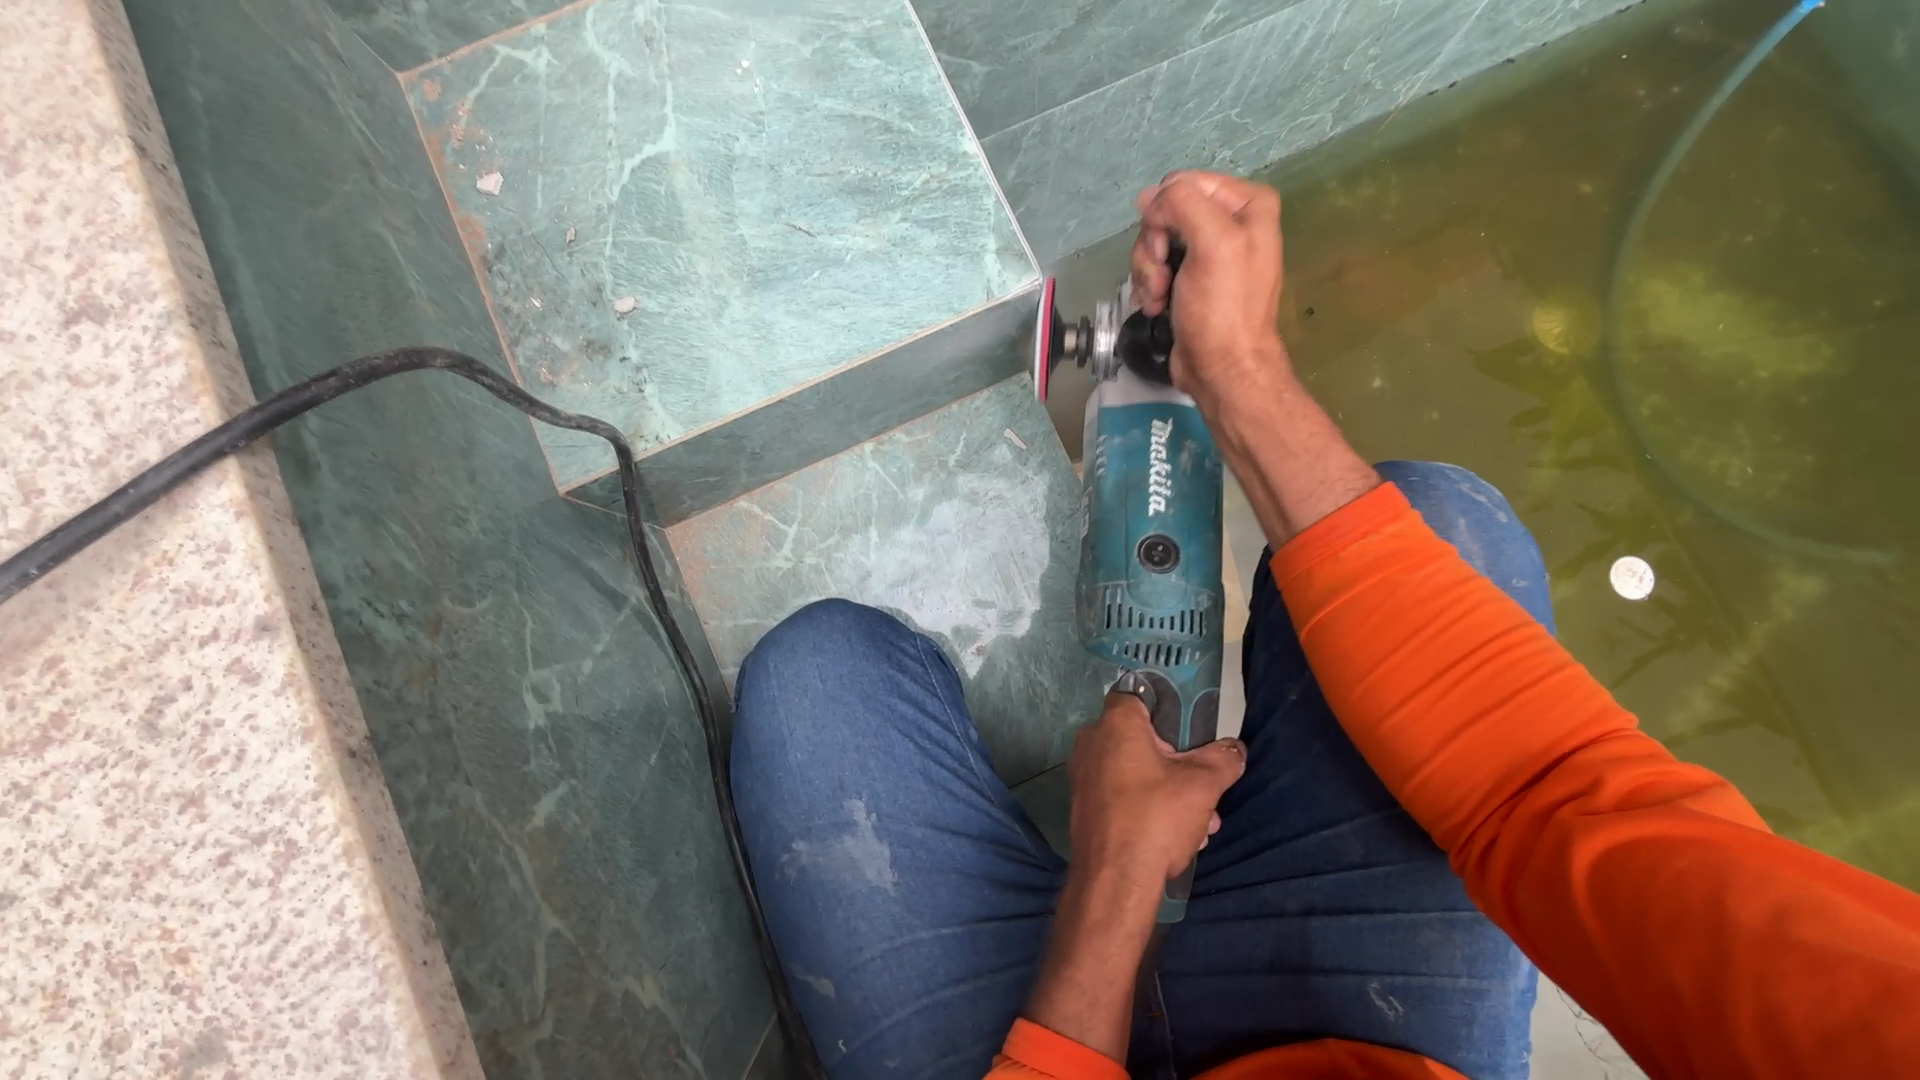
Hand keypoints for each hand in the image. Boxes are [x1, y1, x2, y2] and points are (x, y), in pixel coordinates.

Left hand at [1067, 690, 1247, 883]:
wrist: (1114, 879)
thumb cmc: (1156, 816)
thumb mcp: (1203, 785)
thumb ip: (1222, 759)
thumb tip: (1235, 749)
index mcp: (1116, 725)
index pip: (1136, 696)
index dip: (1164, 709)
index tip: (1187, 731)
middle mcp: (1092, 743)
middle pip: (1142, 740)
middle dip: (1177, 764)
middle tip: (1203, 788)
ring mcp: (1084, 775)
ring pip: (1136, 772)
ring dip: (1170, 792)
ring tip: (1202, 824)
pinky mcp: (1084, 805)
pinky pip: (1122, 795)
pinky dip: (1147, 808)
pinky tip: (1177, 838)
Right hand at [1129, 171, 1288, 410]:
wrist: (1222, 370)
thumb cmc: (1223, 309)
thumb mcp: (1213, 244)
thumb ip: (1182, 204)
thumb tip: (1149, 198)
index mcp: (1248, 205)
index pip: (1185, 185)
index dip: (1165, 213)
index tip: (1164, 247)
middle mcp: (1230, 224)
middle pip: (1166, 214)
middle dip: (1155, 248)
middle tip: (1163, 277)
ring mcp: (1208, 254)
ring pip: (1155, 243)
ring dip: (1148, 272)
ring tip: (1159, 297)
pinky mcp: (1188, 281)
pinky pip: (1154, 267)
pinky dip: (1148, 287)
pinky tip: (1156, 306)